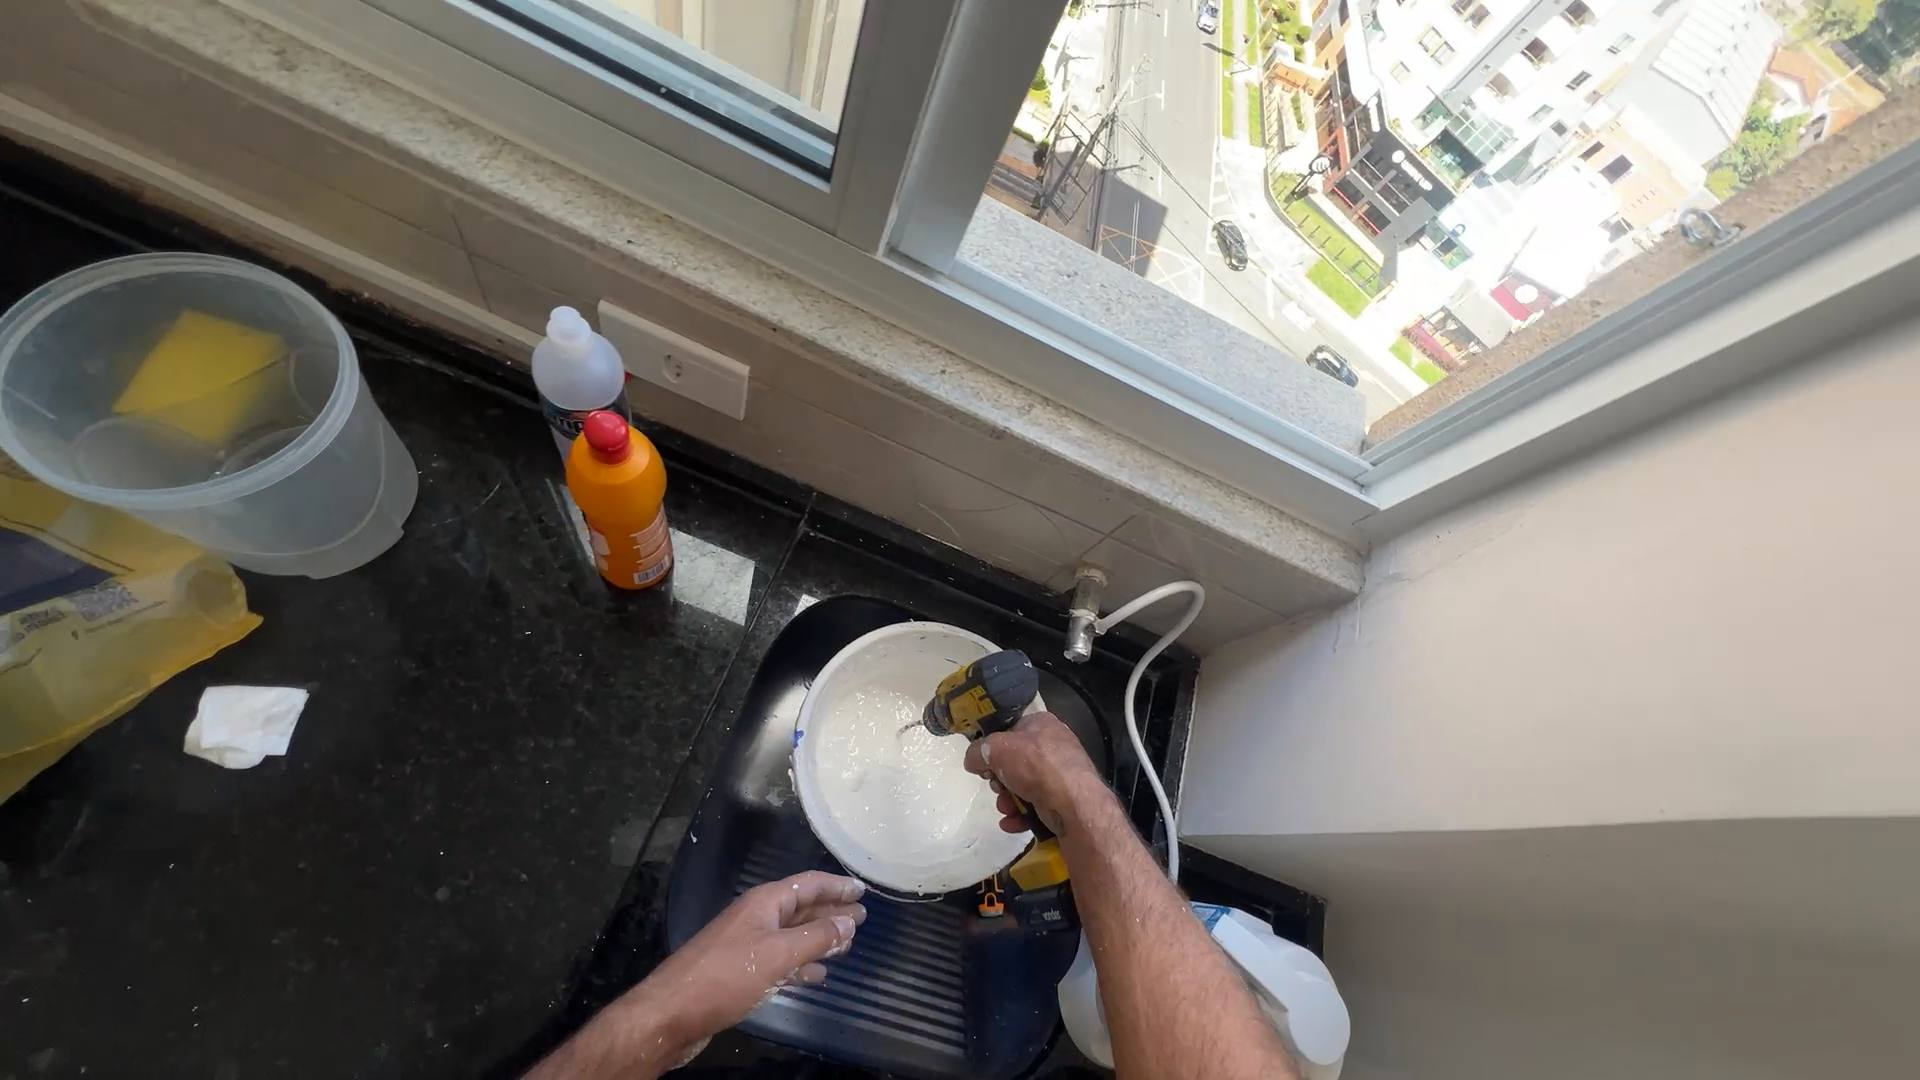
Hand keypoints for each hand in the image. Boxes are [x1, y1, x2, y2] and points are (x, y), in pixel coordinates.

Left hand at [624, 871, 866, 1059]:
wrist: (670, 1014)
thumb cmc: (726, 976)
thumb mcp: (777, 955)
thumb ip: (816, 938)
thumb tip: (849, 921)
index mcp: (765, 902)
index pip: (809, 883)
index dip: (837, 885)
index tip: (862, 890)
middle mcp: (757, 916)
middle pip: (802, 906)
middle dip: (831, 911)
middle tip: (861, 916)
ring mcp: (747, 942)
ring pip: (792, 933)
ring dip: (819, 937)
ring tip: (846, 944)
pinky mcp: (739, 970)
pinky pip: (779, 958)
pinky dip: (800, 962)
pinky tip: (816, 974)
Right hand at [963, 712, 1106, 835]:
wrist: (1074, 804)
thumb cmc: (1036, 765)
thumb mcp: (997, 749)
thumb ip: (978, 751)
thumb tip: (972, 760)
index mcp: (1042, 723)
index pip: (1011, 731)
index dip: (994, 747)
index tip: (984, 764)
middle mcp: (1055, 745)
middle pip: (1016, 762)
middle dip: (1000, 780)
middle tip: (996, 788)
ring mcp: (1062, 774)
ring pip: (1024, 786)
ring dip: (1008, 800)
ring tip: (1005, 808)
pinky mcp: (1065, 799)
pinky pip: (1036, 805)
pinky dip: (1021, 814)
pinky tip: (1012, 822)